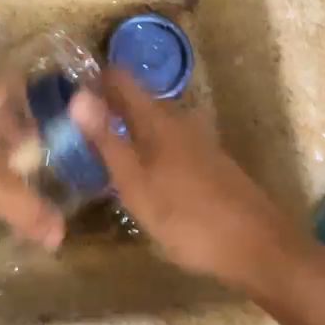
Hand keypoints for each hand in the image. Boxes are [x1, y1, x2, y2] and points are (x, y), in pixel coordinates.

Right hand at [70, 69, 302, 291]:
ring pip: (153, 122)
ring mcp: (197, 139)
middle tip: (77, 127)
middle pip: (137, 99)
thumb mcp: (136, 184)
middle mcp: (178, 119)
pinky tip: (141, 174)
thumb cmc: (188, 216)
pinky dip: (147, 147)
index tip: (67, 91)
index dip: (94, 78)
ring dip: (128, 128)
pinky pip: (167, 141)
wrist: (257, 245)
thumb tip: (77, 94)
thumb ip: (106, 139)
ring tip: (103, 152)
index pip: (120, 78)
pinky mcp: (209, 161)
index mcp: (157, 118)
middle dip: (108, 106)